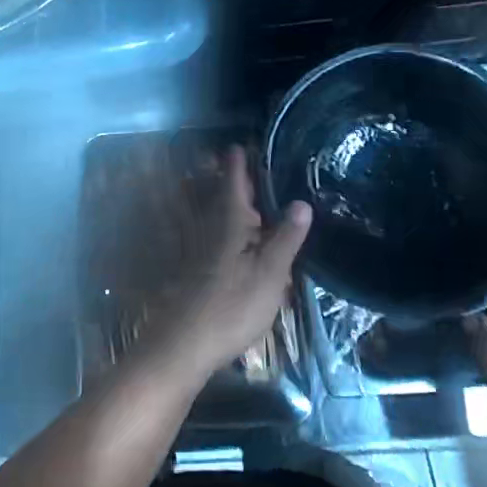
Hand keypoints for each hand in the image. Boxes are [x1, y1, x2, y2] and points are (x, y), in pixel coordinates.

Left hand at [140, 146, 310, 385]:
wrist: (185, 343)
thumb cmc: (232, 304)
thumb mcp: (269, 272)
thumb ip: (285, 237)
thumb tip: (301, 201)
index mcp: (230, 221)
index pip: (234, 180)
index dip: (239, 160)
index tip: (244, 142)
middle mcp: (213, 228)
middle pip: (226, 196)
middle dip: (239, 179)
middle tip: (258, 164)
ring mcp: (204, 250)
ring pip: (223, 217)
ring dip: (238, 204)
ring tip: (259, 197)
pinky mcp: (202, 271)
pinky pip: (223, 237)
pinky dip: (237, 228)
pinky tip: (249, 239)